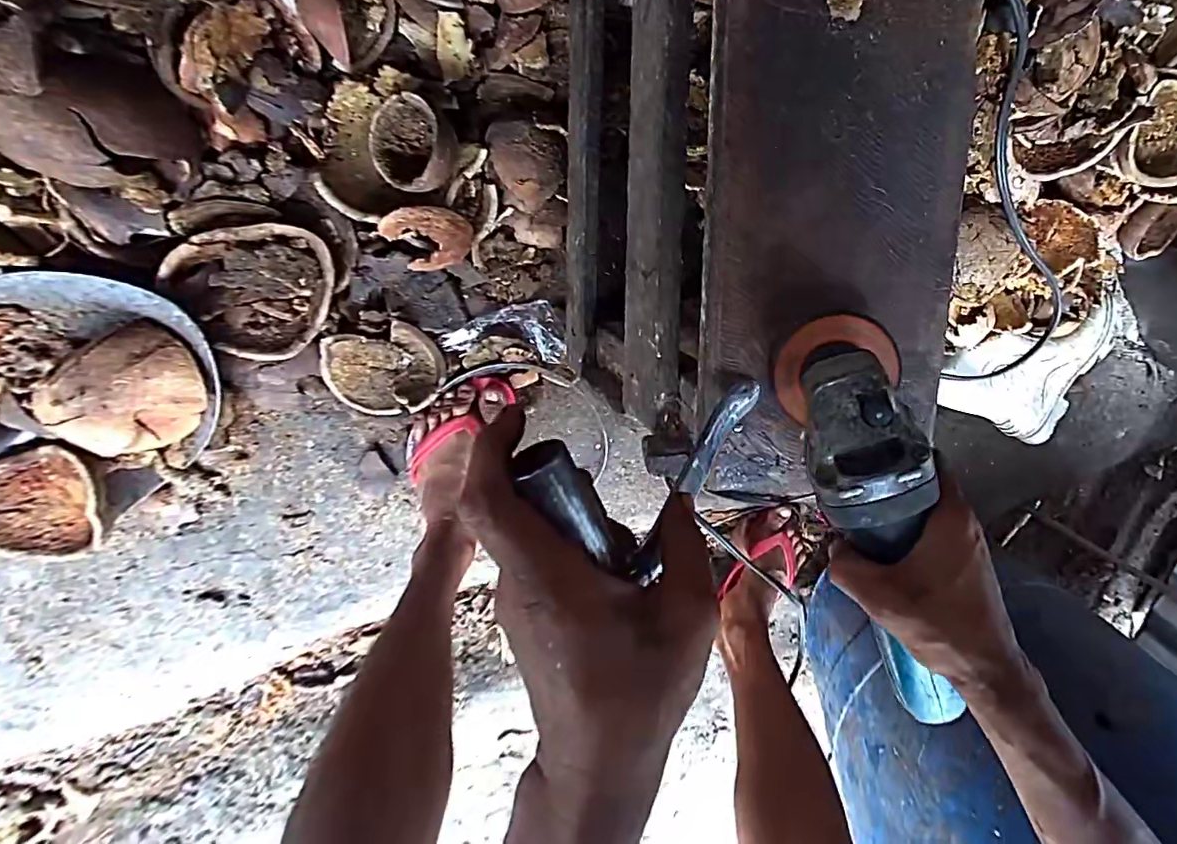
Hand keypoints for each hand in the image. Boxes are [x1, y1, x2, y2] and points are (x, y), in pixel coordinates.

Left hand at [458, 407, 717, 838]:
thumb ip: (687, 546)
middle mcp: (517, 581)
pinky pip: (531, 549)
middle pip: (504, 502)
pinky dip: (560, 531)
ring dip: (557, 504)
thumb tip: (678, 500)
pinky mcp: (522, 608)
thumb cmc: (637, 695)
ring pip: (521, 525)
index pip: (488, 500)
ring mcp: (515, 596)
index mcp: (545, 576)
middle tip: (583, 469)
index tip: (513, 413)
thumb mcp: (688, 614)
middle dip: (537, 467)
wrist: (597, 764)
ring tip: (610, 527)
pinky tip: (609, 559)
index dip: (490, 448)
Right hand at [828, 476, 1026, 693]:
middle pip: (928, 484)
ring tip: (871, 518)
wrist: (984, 668)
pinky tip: (893, 550)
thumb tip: (834, 549)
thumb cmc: (940, 625)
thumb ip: (846, 568)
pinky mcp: (969, 562)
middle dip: (895, 484)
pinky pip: (938, 531)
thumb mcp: (880, 596)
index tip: (875, 457)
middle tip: (864, 490)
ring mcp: (971, 542)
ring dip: (905, 511)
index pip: (932, 461)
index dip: (901, 453)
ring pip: (932, 510)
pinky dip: (916, 531)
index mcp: (952, 516)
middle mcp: (966, 522)